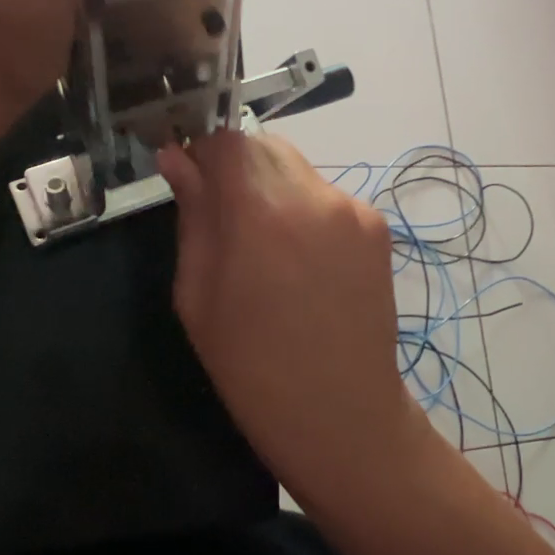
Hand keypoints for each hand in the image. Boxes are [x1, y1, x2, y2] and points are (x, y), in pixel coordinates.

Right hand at [157, 133, 428, 493]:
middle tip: (223, 215)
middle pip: (265, 146)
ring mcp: (354, 209)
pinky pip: (327, 198)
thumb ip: (193, 216)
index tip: (189, 174)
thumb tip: (176, 159)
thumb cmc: (251, 368)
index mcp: (261, 212)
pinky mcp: (378, 227)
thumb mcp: (199, 296)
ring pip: (297, 170)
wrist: (341, 415)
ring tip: (266, 249)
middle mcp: (315, 195)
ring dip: (272, 187)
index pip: (226, 138)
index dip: (202, 148)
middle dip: (237, 166)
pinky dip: (305, 211)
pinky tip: (301, 263)